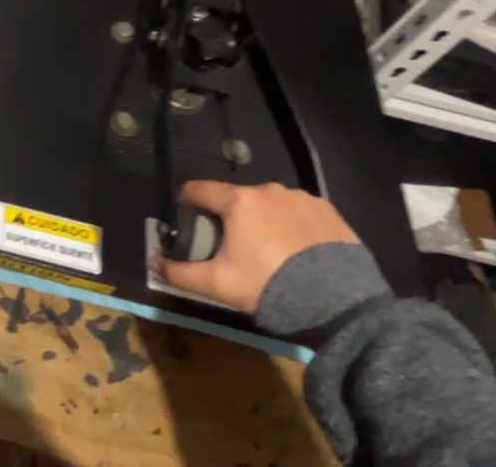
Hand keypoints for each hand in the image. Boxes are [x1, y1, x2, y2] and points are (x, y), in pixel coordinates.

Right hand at [150, 181, 359, 314]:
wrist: (342, 305)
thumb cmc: (271, 287)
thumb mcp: (220, 285)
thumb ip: (181, 273)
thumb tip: (153, 263)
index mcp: (238, 201)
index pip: (198, 189)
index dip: (186, 203)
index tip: (186, 221)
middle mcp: (268, 190)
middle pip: (235, 198)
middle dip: (229, 217)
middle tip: (232, 248)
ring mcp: (301, 198)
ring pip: (268, 205)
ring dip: (262, 220)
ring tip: (270, 253)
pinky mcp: (328, 211)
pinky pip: (298, 212)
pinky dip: (292, 226)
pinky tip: (298, 252)